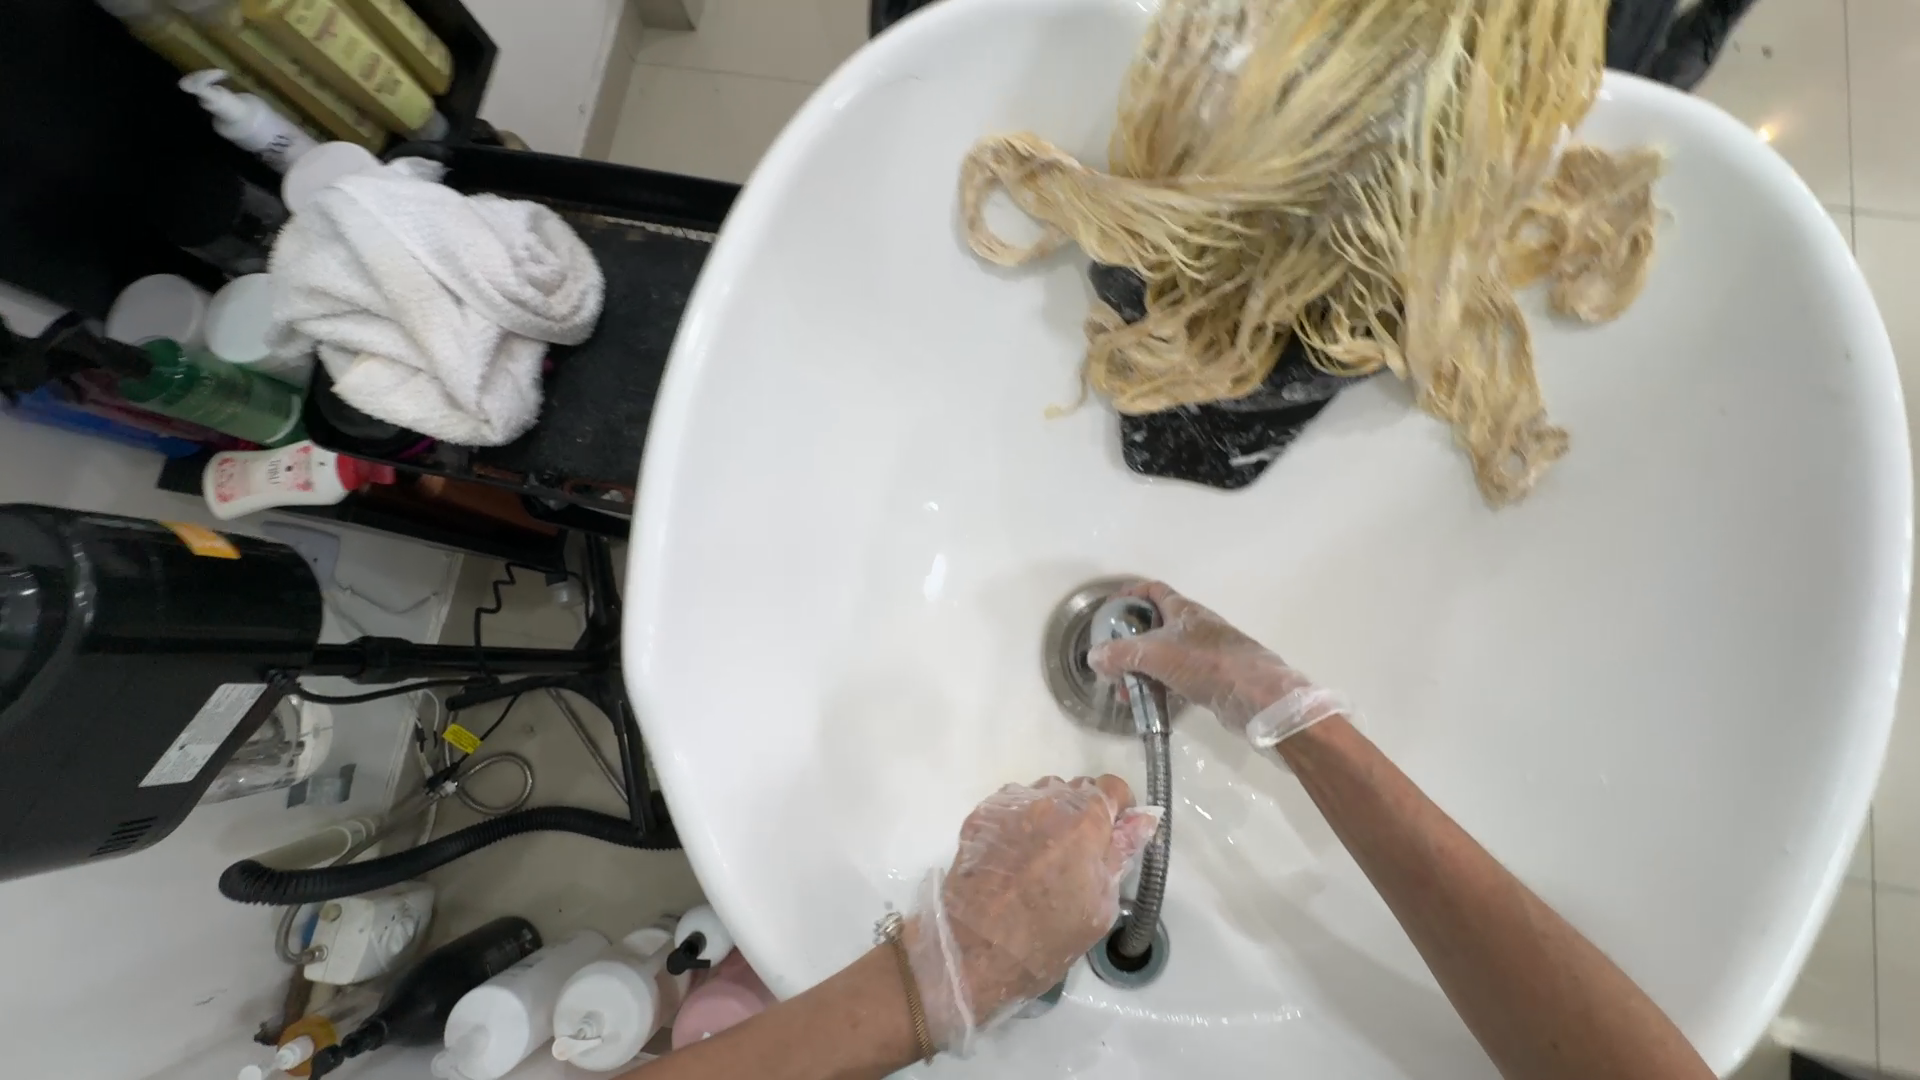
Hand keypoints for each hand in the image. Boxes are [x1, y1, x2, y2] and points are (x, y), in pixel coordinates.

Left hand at [906, 775, 1161, 1053]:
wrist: (975, 948)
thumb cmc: (1047, 936)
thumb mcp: (1101, 904)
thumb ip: (1122, 854)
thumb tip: (1143, 820)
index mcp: (1085, 820)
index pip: (1113, 787)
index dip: (1119, 808)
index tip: (1115, 833)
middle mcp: (1048, 799)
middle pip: (1077, 789)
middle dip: (1085, 814)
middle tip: (1078, 856)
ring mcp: (1011, 803)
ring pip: (1043, 794)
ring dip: (1051, 815)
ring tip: (1043, 857)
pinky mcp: (982, 813)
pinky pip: (1012, 804)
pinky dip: (1020, 821)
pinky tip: (1015, 856)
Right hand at [1086, 581, 1345, 749]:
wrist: (1257, 697)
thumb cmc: (1208, 664)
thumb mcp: (1156, 654)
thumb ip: (1120, 654)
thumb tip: (1094, 657)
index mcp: (1184, 611)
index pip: (1154, 590)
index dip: (1131, 594)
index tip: (1111, 608)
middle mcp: (1195, 628)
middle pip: (1155, 626)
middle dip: (1129, 642)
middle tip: (1111, 659)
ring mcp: (1206, 654)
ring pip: (1165, 656)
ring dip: (1142, 669)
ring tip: (1125, 689)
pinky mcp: (1213, 680)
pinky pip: (1177, 678)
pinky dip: (1159, 686)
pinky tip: (1149, 702)